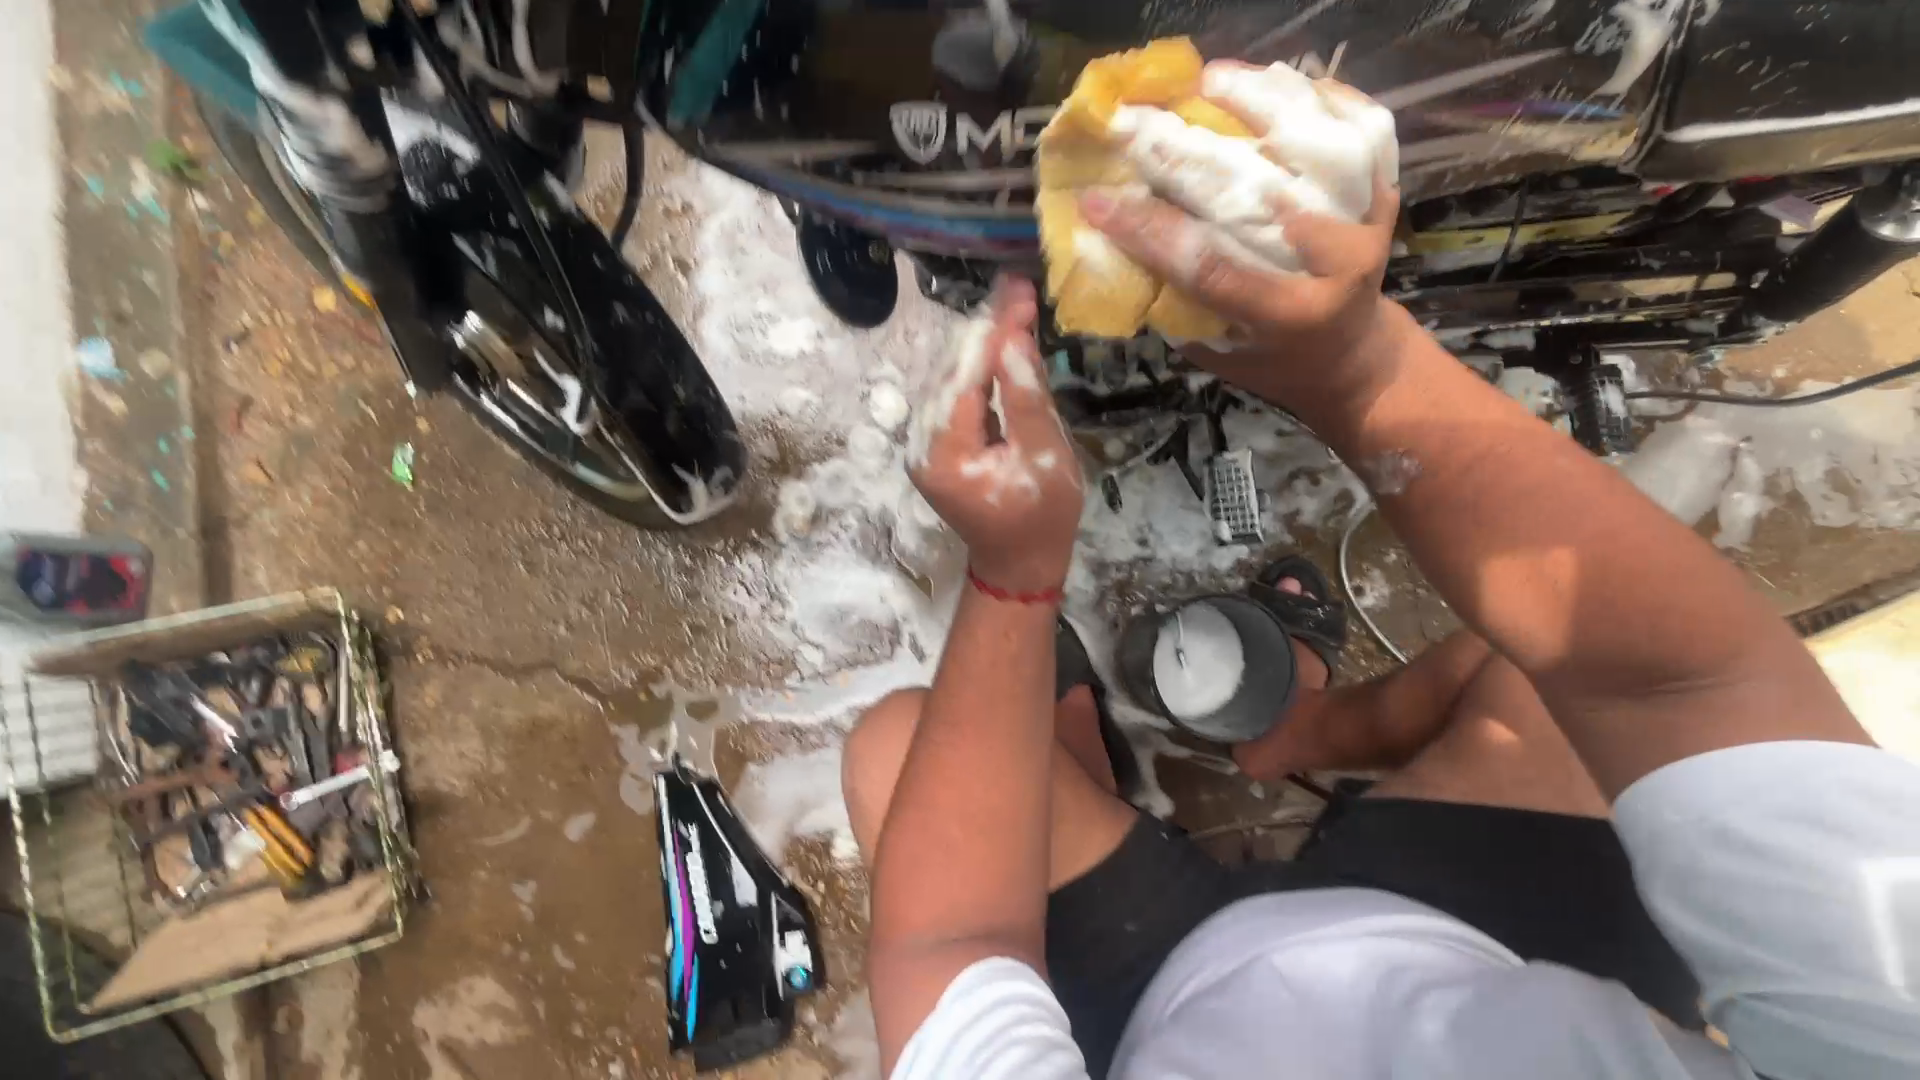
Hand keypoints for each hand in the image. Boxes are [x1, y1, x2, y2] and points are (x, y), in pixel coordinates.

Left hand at [909, 278, 1083, 595]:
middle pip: (950, 370)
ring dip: (982, 342)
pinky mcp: (935, 443)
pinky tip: (1001, 342)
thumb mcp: (1045, 459)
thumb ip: (1027, 398)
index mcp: (944, 452)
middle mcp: (922, 444)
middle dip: (986, 327)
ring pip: (948, 376)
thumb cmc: (1041, 518)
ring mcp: (924, 444)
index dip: (992, 329)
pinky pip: (954, 393)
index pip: (964, 376)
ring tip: (1015, 304)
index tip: (1018, 287)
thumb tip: (1014, 339)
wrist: (1017, 563)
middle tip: (1020, 286)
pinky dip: (978, 366)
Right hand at [1079, 65, 1409, 414]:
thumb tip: (1119, 249)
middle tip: (1132, 124)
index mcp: (1291, 316)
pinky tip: (1269, 82)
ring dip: (1255, 103)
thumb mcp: (1219, 353)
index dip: (1151, 232)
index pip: (1211, 266)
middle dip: (1184, 155)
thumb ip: (1179, 307)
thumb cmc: (1274, 362)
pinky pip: (1359, 122)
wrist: (1357, 354)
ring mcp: (1369, 219)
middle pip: (1256, 194)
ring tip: (1203, 81)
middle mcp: (1338, 263)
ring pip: (1314, 143)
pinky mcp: (1386, 188)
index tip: (1097, 201)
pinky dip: (1314, 96)